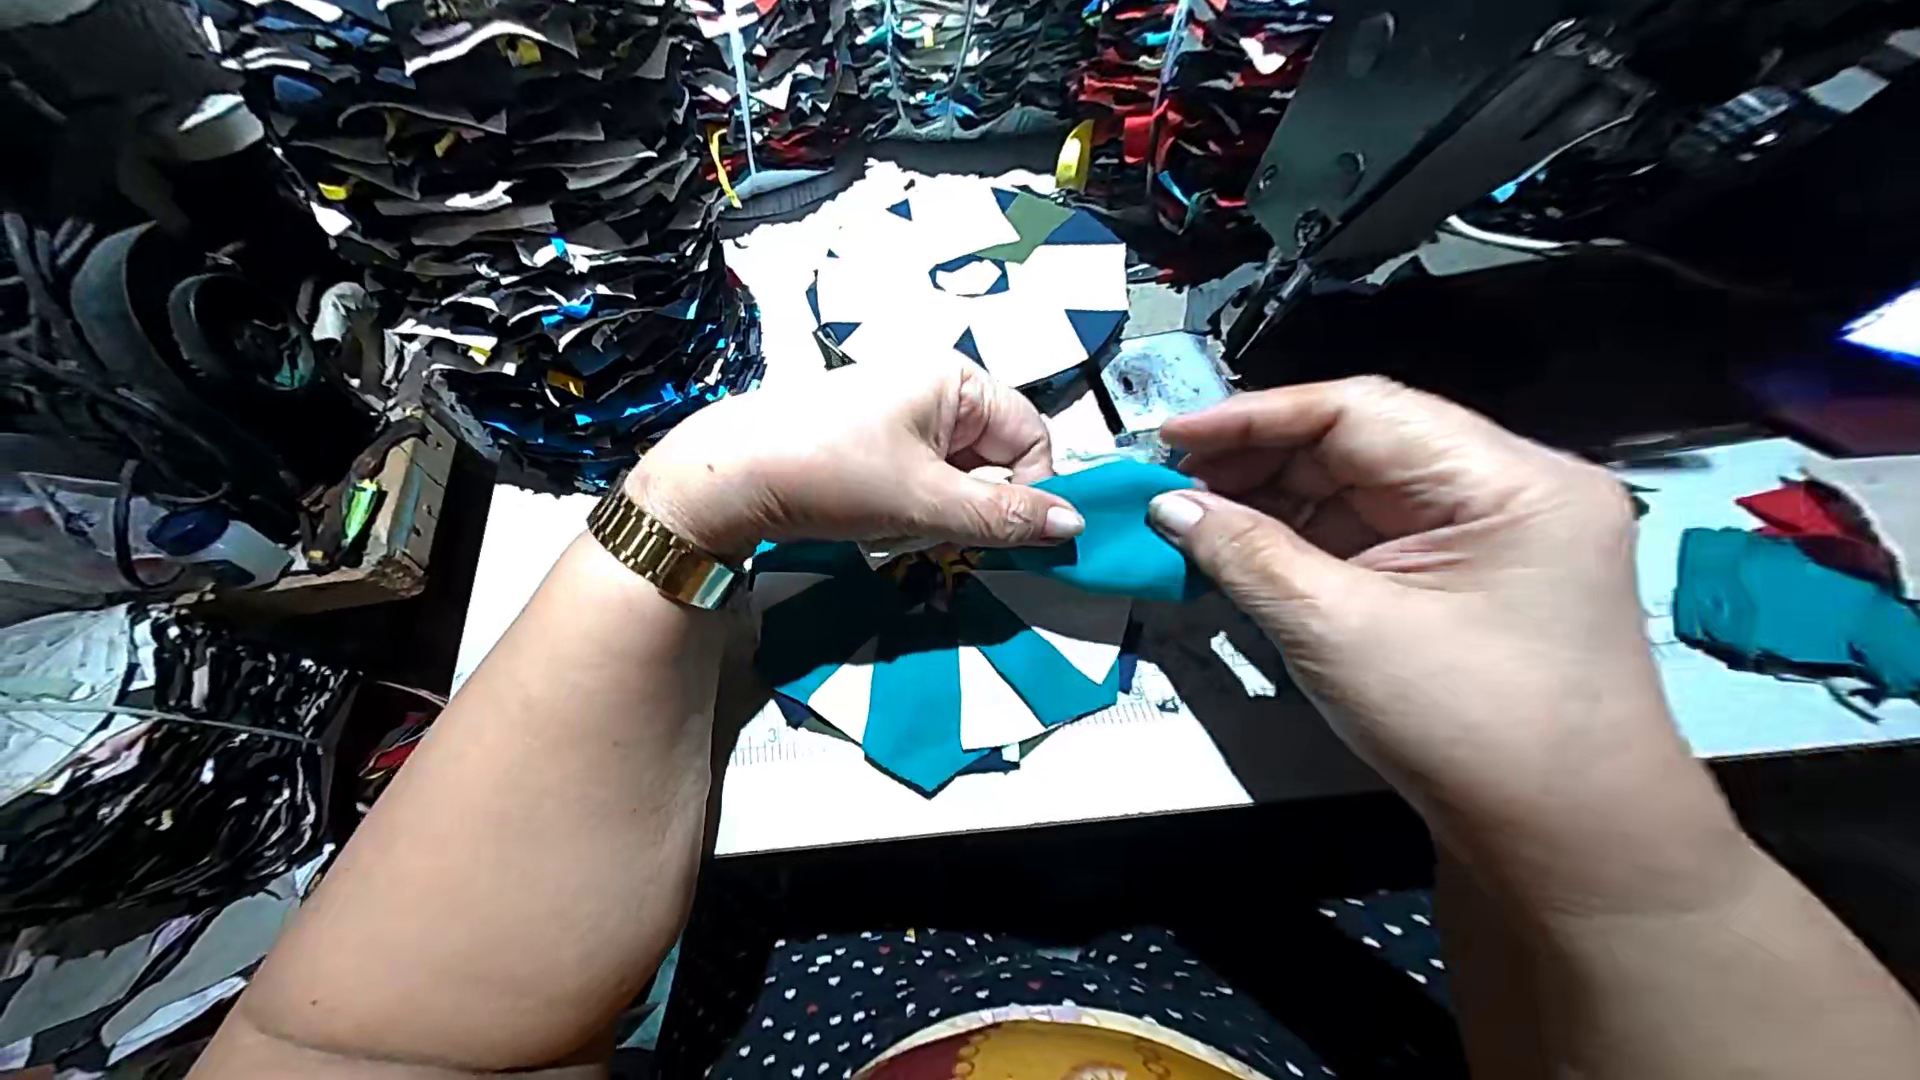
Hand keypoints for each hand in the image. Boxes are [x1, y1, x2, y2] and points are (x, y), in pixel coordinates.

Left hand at [629, 359, 1084, 562]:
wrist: (729, 478)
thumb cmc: (834, 473)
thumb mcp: (925, 499)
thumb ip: (1002, 515)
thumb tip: (1076, 524)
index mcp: (957, 380)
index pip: (1031, 436)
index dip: (1030, 488)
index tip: (1007, 535)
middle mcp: (937, 390)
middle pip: (996, 459)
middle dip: (976, 507)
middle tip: (940, 534)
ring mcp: (906, 417)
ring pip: (962, 478)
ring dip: (945, 515)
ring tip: (901, 527)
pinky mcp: (880, 444)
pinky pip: (928, 481)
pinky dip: (917, 511)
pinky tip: (883, 523)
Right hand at [1151, 377, 1748, 914]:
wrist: (1551, 835)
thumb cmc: (1460, 723)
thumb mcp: (1334, 627)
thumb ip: (1243, 552)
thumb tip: (1165, 505)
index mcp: (1502, 481)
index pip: (1358, 411)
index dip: (1255, 416)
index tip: (1174, 433)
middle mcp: (1489, 487)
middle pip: (1348, 443)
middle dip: (1252, 460)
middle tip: (1172, 480)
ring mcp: (1462, 530)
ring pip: (1339, 485)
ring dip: (1260, 498)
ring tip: (1189, 512)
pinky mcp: (1433, 569)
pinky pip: (1344, 529)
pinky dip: (1282, 534)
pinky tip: (1230, 543)